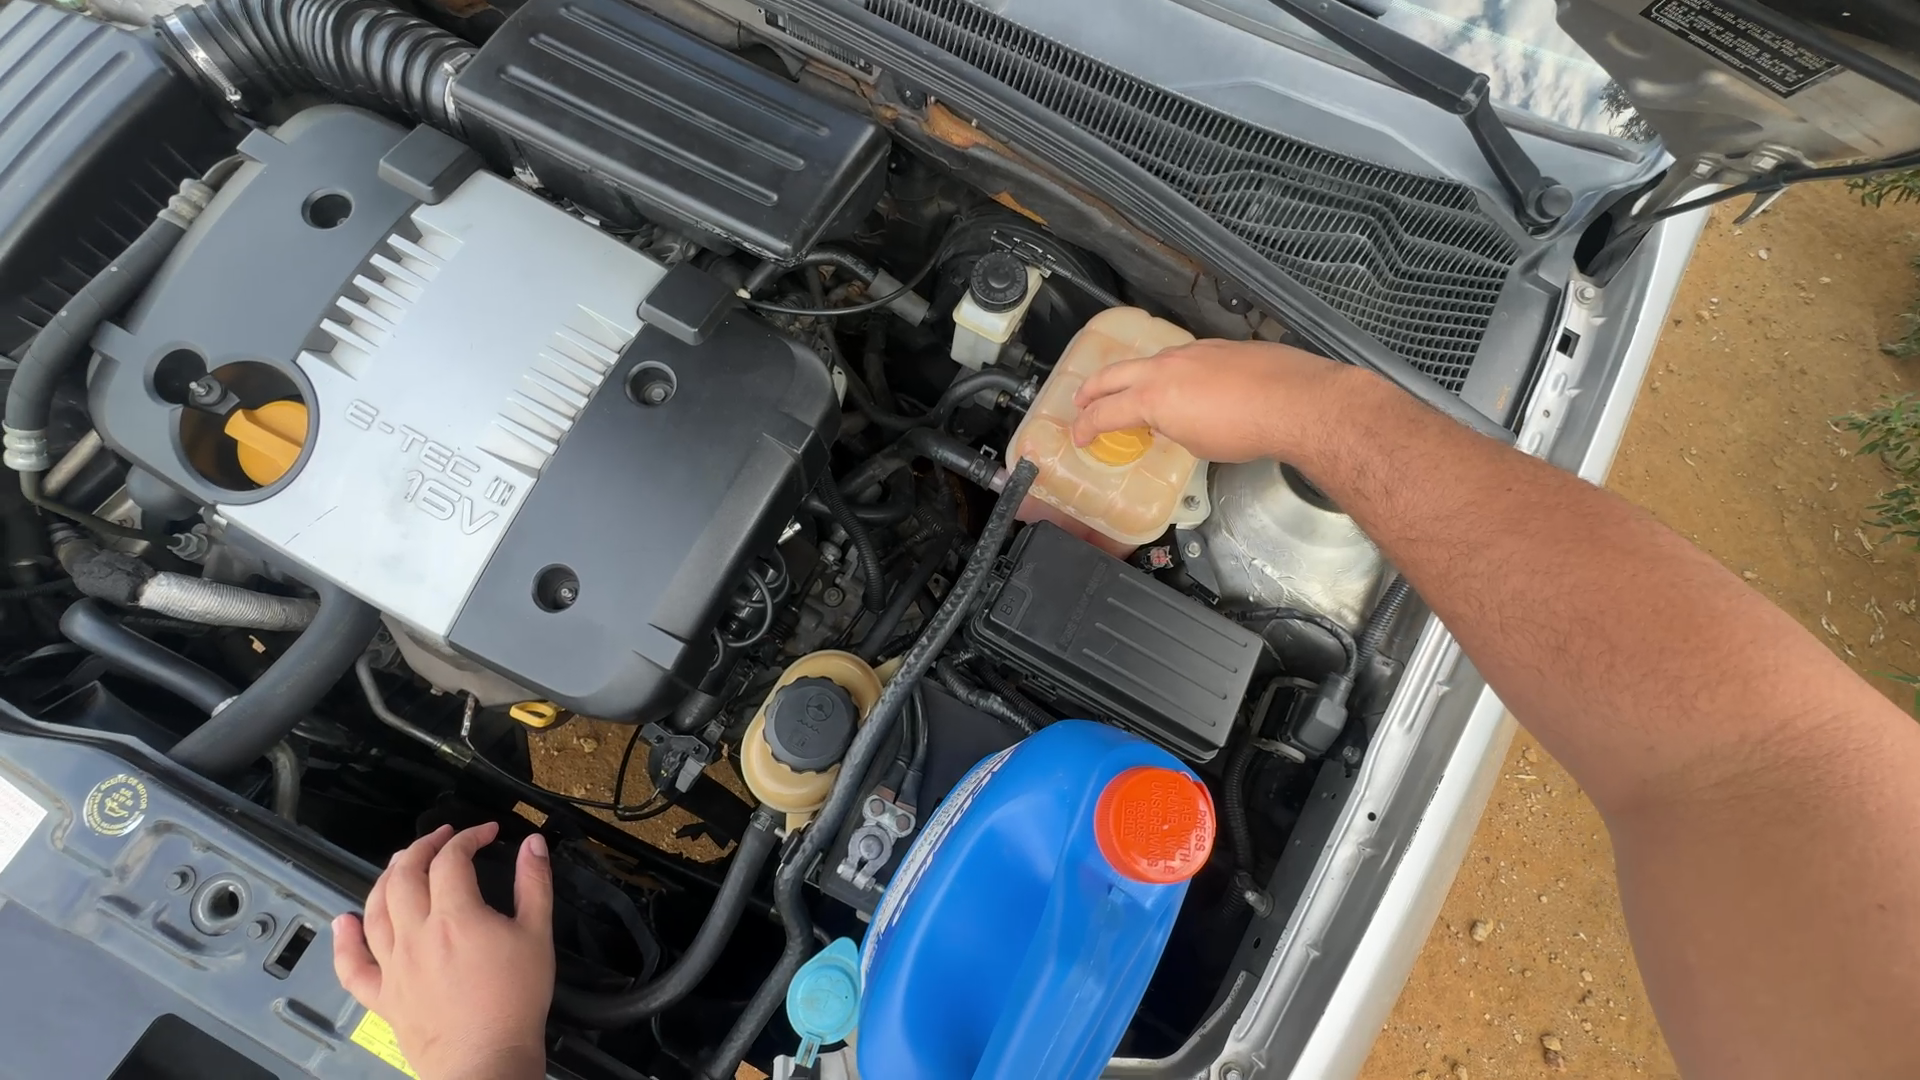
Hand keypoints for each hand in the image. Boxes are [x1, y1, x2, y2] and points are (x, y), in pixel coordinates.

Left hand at [333, 823, 554, 1079]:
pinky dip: (342, 940)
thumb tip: (534, 844)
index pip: (452, 860)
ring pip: (374, 911)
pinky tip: (343, 921)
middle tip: (444, 836)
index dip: (469, 837)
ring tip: (403, 862)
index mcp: (456, 917)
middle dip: (423, 847)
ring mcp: (393, 967)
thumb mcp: (538, 932)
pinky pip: (351, 966)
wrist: (486, 1060)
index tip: (488, 832)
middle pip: (405, 876)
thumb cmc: (517, 996)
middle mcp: (417, 936)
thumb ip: (534, 882)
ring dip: (387, 878)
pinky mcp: (381, 996)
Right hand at [1070, 339, 1352, 462]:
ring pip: (1148, 360)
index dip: (1086, 427)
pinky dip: (1167, 370)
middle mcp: (1165, 367)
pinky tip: (1180, 380)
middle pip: (1114, 374)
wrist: (1296, 401)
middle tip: (1080, 401)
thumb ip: (1172, 428)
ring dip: (1131, 375)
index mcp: (1152, 396)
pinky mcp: (1218, 346)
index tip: (1079, 436)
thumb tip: (1170, 422)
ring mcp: (1192, 351)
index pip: (1105, 412)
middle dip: (1092, 389)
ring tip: (1128, 388)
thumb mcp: (1196, 444)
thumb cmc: (1244, 432)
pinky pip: (1180, 355)